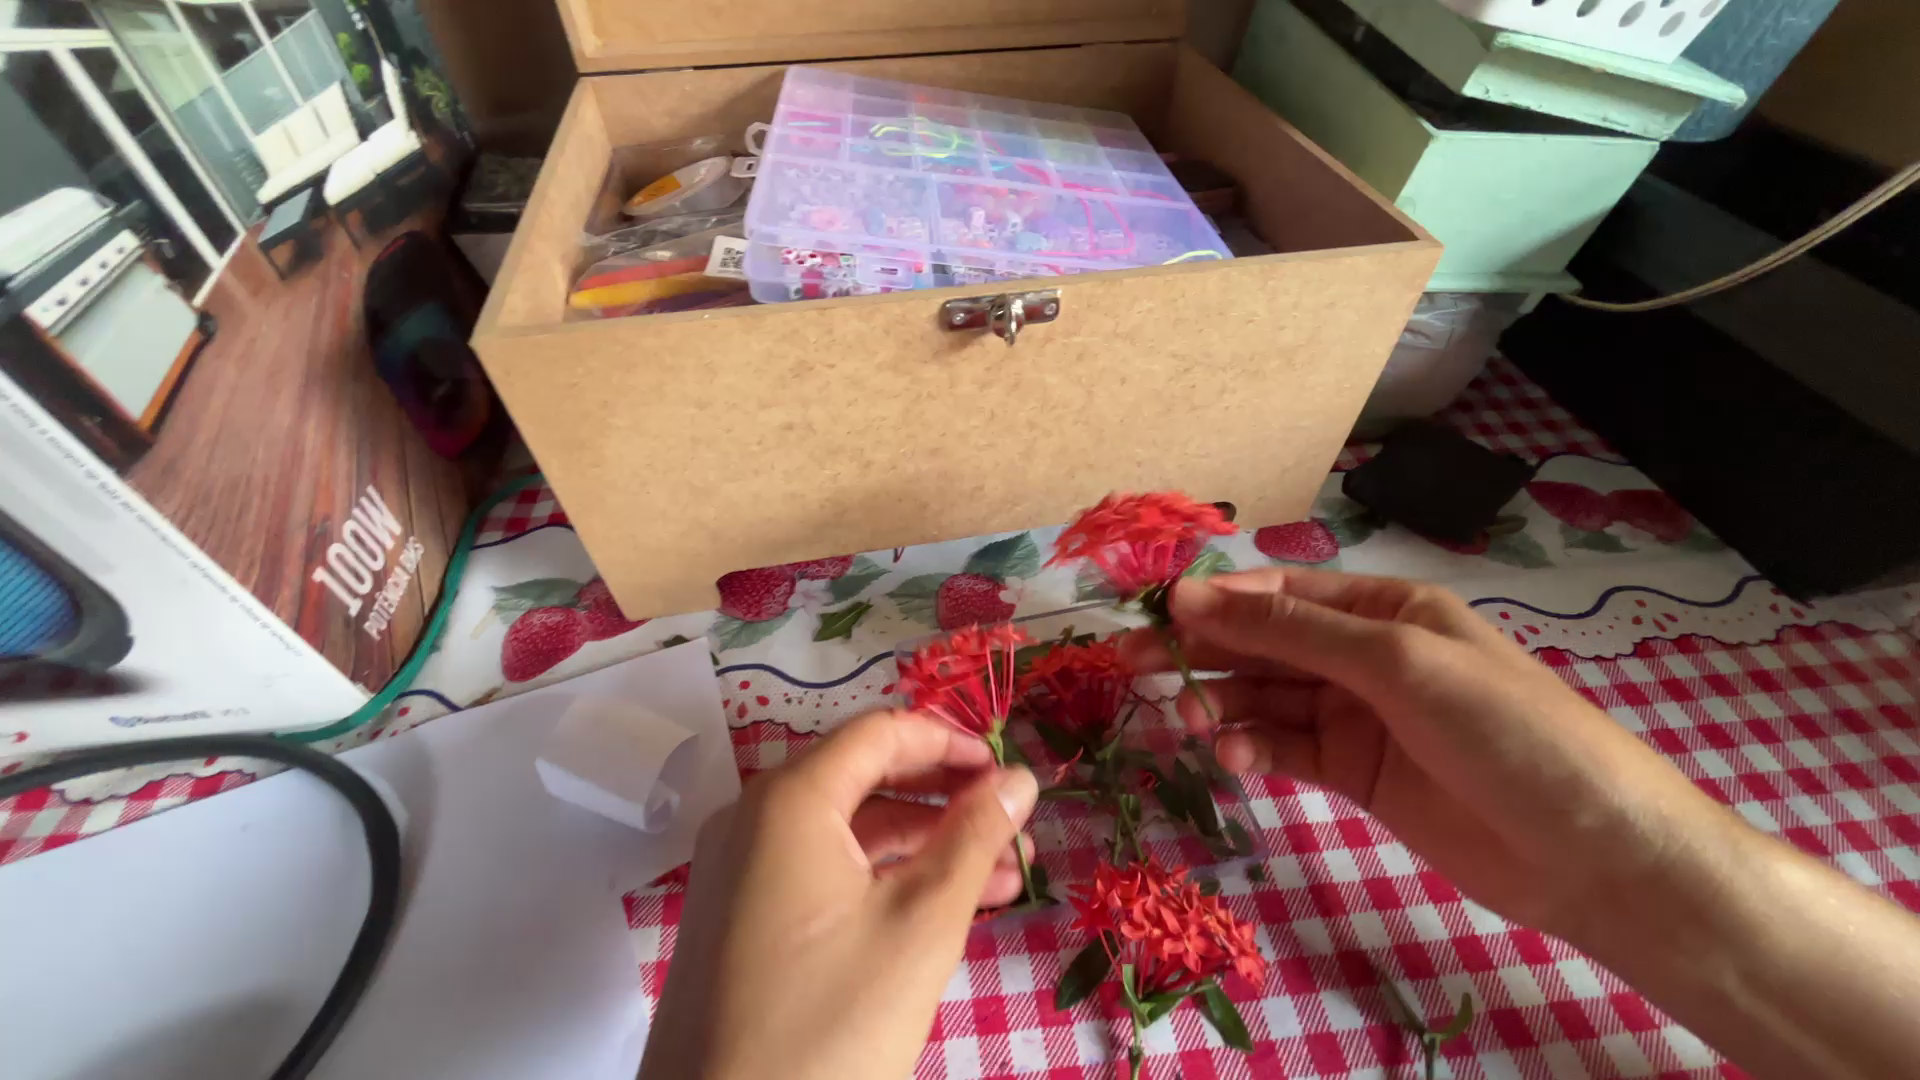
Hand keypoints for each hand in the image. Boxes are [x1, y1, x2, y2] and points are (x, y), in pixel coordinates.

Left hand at [638, 710, 1038, 1079]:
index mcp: (789, 800)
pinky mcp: (739, 916)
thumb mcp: (921, 923)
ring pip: (848, 831)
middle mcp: (753, 817)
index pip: (881, 733)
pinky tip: (942, 908)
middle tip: (1012, 825)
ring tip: (1003, 878)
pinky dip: (881, 879)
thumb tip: (1020, 778)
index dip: (950, 741)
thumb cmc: (831, 1026)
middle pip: (865, 777)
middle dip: (946, 800)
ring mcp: (739, 868)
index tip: (1006, 770)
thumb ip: (974, 837)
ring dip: (924, 846)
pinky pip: (821, 870)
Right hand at [1121, 567, 1716, 934]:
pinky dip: (1252, 751)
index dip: (1214, 601)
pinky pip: (1282, 749)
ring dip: (1222, 707)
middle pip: (1260, 644)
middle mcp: (1361, 654)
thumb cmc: (1502, 730)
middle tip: (1130, 664)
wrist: (1596, 857)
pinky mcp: (1350, 771)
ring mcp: (1354, 715)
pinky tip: (1235, 763)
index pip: (1278, 593)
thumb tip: (1186, 596)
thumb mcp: (1394, 663)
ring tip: (1189, 724)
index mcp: (1382, 608)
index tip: (1153, 615)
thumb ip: (1287, 630)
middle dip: (1199, 653)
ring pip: (1263, 698)